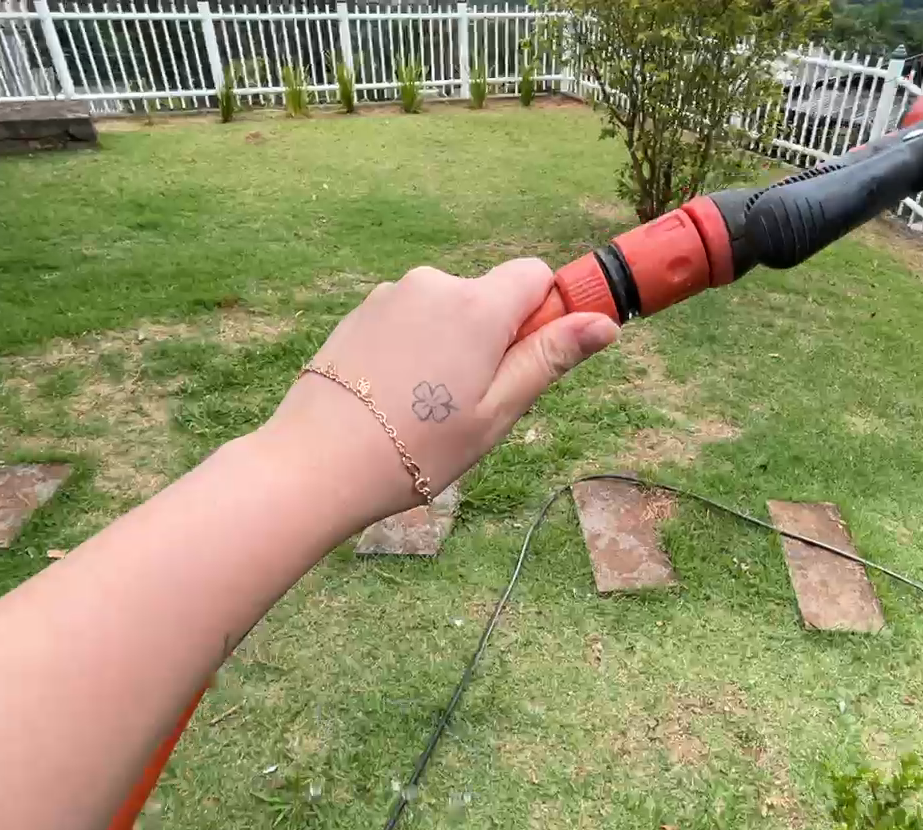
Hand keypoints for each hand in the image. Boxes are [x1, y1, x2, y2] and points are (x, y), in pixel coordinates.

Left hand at [265, 258, 618, 519]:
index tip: (529, 360)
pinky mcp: (361, 314)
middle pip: (489, 297)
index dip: (544, 314)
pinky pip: (410, 321)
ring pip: (447, 312)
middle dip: (495, 339)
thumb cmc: (420, 447)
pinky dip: (416, 349)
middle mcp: (433, 284)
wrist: (318, 462)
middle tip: (473, 404)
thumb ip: (549, 359)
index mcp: (476, 306)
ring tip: (427, 408)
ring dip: (453, 346)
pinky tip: (396, 397)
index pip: (534, 274)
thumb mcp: (498, 411)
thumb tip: (604, 323)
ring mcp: (391, 295)